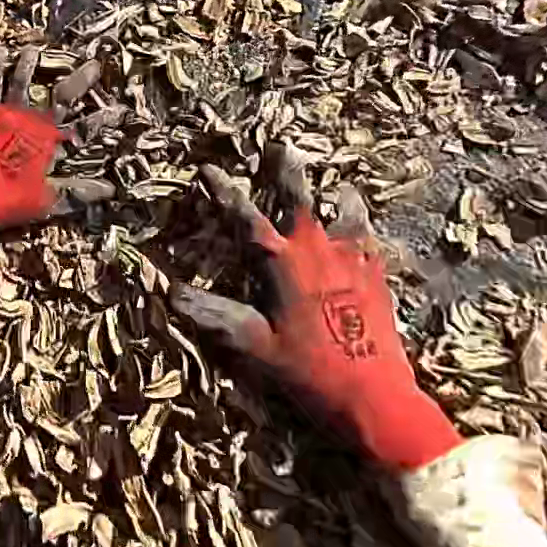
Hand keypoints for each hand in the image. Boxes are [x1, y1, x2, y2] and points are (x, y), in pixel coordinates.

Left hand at [0, 46, 93, 231]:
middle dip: (79, 80)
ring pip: (21, 82)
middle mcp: (31, 121)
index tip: (120, 110)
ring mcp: (6, 113)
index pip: (83, 127)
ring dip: (29, 65)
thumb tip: (109, 191)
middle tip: (93, 64)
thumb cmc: (9, 195)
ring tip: (34, 49)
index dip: (102, 119)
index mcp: (48, 141)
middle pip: (59, 94)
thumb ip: (77, 192)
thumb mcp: (47, 199)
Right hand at [170, 154, 460, 471]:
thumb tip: (166, 292)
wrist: (380, 401)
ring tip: (339, 184)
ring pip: (347, 214)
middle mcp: (316, 251)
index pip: (243, 216)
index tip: (208, 168)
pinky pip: (373, 243)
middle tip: (283, 144)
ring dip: (339, 196)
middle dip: (288, 170)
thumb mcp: (254, 343)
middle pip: (300, 198)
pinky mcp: (379, 279)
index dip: (223, 190)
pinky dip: (366, 231)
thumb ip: (213, 314)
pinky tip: (367, 231)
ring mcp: (353, 262)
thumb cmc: (309, 369)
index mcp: (281, 261)